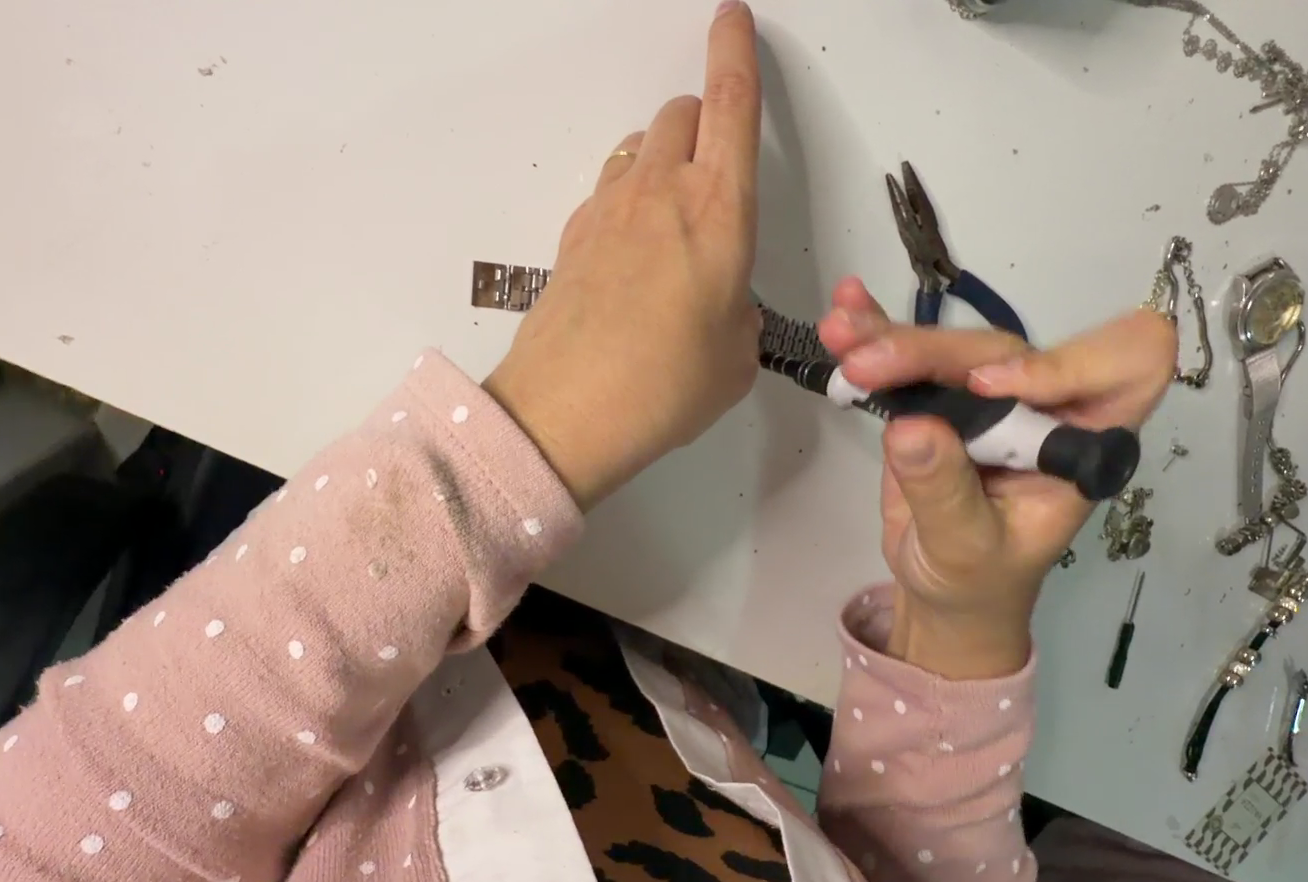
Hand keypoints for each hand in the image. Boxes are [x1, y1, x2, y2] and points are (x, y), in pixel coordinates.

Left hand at [482, 1, 761, 510]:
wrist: (566, 415)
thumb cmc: (658, 389)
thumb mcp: (735, 361)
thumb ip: (740, 317)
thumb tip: (724, 310)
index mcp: (718, 213)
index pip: (732, 104)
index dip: (736, 52)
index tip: (732, 22)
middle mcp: (660, 196)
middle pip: (679, 113)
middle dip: (702, 118)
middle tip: (714, 156)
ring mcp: (607, 213)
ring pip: (639, 147)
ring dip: (661, 157)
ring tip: (674, 211)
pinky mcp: (571, 239)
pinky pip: (606, 192)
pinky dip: (626, 200)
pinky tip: (633, 250)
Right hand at [817, 277, 1176, 678]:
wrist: (943, 587)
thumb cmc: (977, 579)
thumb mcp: (967, 548)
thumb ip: (945, 492)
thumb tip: (910, 426)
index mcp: (1083, 441)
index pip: (1122, 370)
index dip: (1066, 364)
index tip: (989, 388)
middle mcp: (1043, 406)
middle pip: (1001, 353)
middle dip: (932, 353)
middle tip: (864, 368)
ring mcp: (986, 399)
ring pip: (949, 349)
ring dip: (892, 337)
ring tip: (840, 330)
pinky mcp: (937, 400)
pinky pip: (912, 360)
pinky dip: (877, 333)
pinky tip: (846, 306)